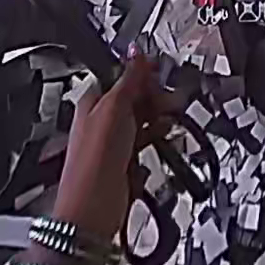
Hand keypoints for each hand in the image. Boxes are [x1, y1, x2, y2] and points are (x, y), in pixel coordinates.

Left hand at [53, 52, 162, 239]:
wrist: (92, 212)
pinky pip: (145, 143)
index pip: (121, 75)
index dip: (142, 72)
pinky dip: (156, 138)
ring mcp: (114, 143)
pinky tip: (163, 138)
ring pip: (141, 120)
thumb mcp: (114, 108)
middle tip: (171, 97)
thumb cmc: (93, 161)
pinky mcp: (125, 163)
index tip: (161, 71)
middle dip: (154, 95)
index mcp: (93, 100)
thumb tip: (136, 51)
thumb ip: (128, 79)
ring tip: (172, 116)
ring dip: (158, 116)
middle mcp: (102, 120)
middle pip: (134, 97)